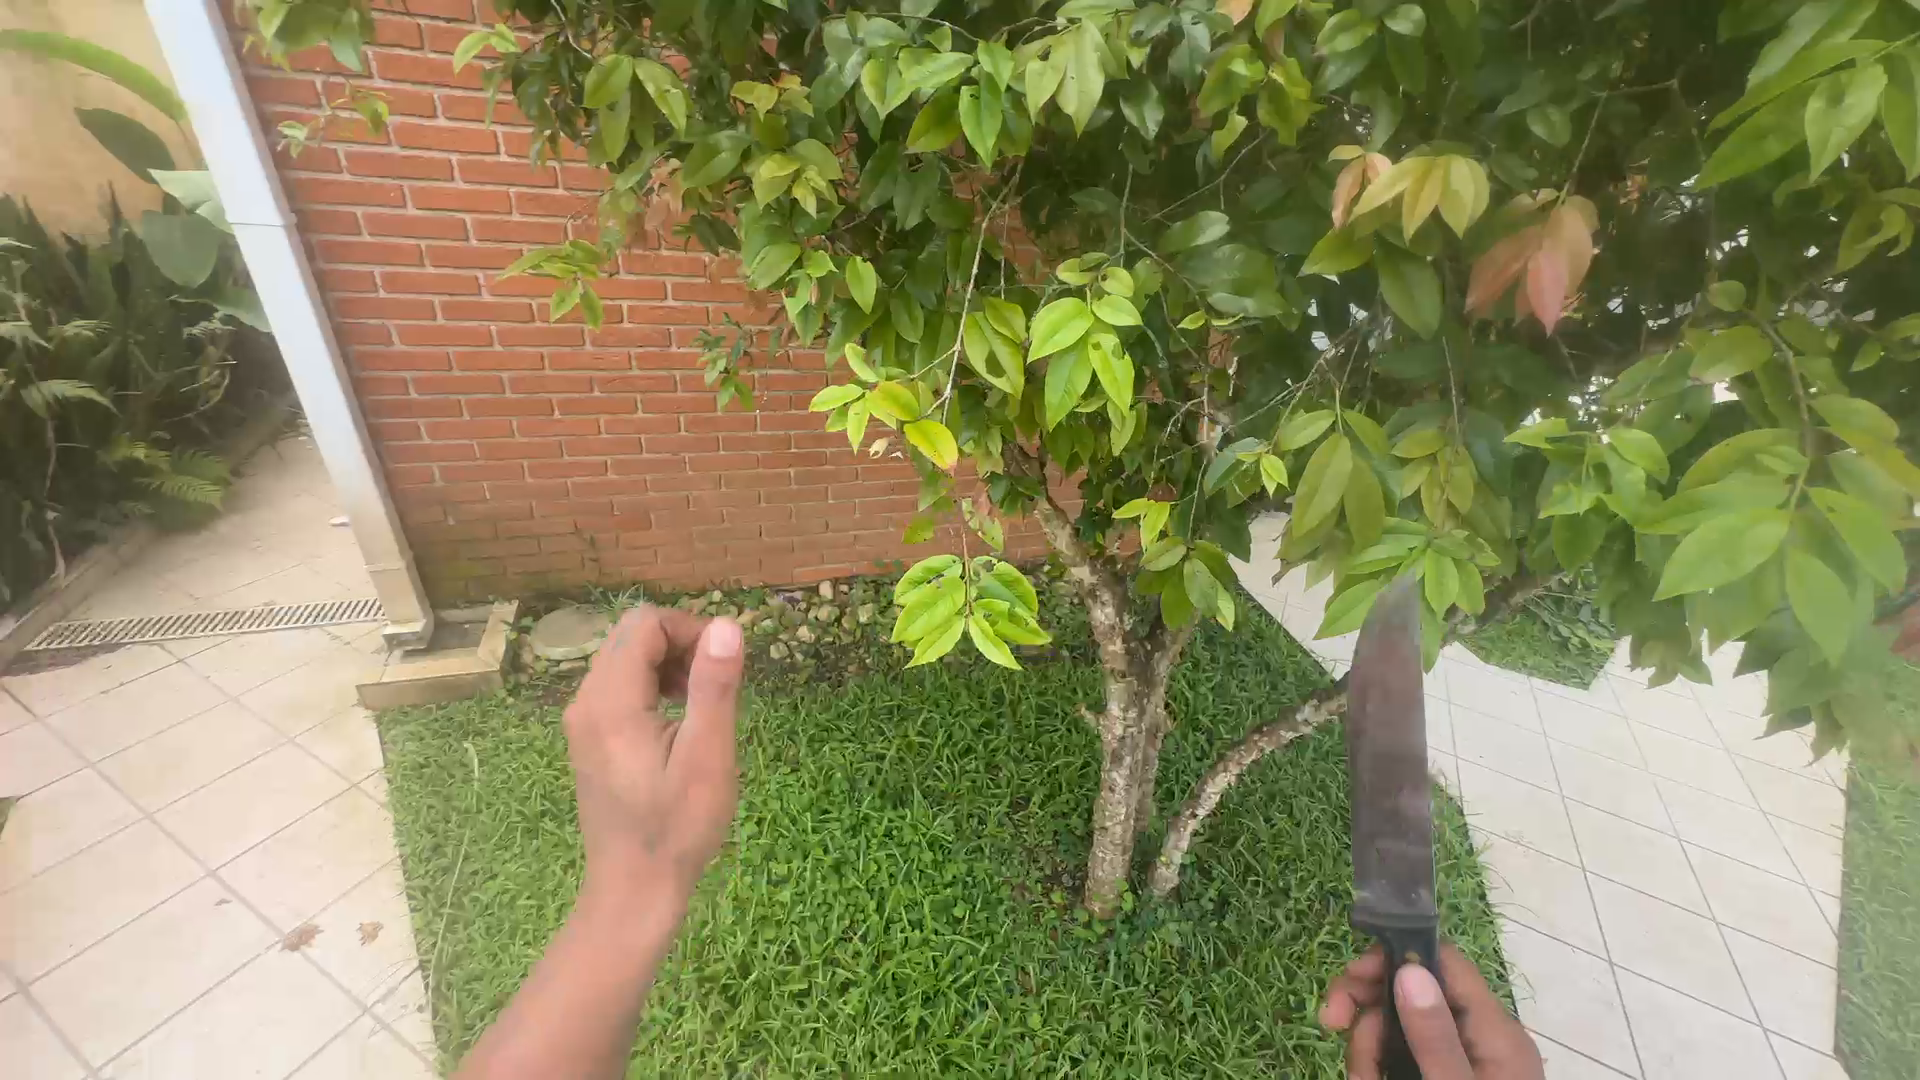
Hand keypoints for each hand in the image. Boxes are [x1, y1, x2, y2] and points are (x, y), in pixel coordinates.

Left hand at [561, 607, 742, 914]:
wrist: (635, 889)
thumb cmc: (678, 826)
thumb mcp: (707, 755)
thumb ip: (715, 686)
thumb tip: (727, 625)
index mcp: (611, 701)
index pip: (646, 623)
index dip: (692, 629)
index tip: (724, 665)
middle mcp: (586, 701)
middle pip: (634, 634)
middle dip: (683, 643)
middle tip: (717, 683)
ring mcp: (584, 720)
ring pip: (628, 657)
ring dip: (672, 662)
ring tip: (704, 701)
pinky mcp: (591, 736)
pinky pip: (623, 684)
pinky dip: (656, 683)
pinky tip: (682, 717)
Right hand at [1320, 943, 1543, 1079]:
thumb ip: (1435, 1038)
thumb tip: (1410, 969)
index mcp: (1494, 1032)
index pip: (1443, 960)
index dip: (1393, 956)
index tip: (1352, 979)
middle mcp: (1480, 1037)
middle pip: (1410, 987)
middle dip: (1365, 1004)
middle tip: (1330, 1022)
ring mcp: (1462, 1060)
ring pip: (1397, 1022)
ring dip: (1366, 1044)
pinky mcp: (1445, 1077)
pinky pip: (1401, 1053)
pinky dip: (1376, 1064)